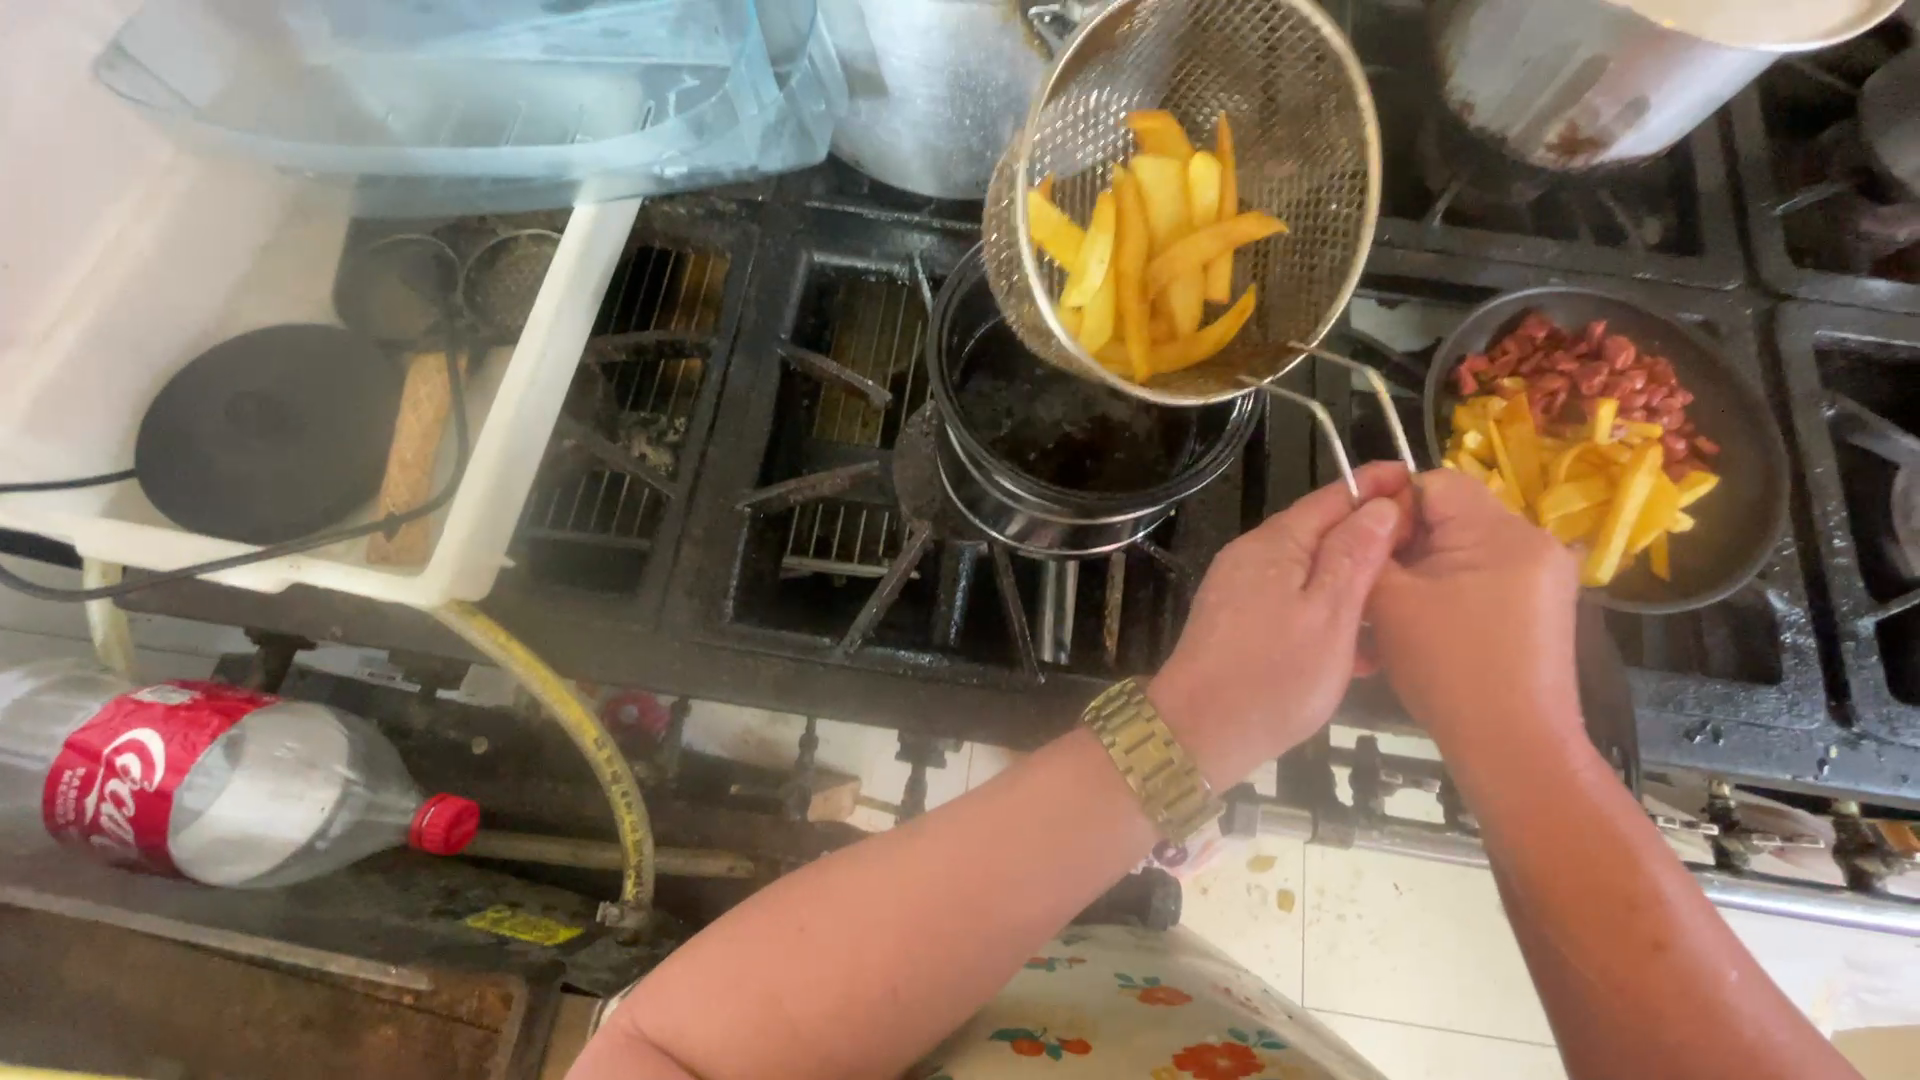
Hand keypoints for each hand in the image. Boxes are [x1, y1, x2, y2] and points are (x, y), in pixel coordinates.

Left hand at [1146, 463, 1411, 786]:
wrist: (1201, 731)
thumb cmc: (1274, 674)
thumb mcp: (1329, 613)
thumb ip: (1354, 555)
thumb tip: (1379, 505)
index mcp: (1273, 544)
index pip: (1330, 498)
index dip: (1373, 486)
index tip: (1416, 478)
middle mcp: (1251, 557)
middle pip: (1318, 533)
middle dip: (1369, 534)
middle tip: (1424, 542)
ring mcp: (1241, 591)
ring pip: (1309, 572)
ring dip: (1353, 581)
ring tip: (1403, 596)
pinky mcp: (1240, 623)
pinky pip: (1294, 603)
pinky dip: (1329, 613)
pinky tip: (1363, 644)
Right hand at [1366, 469, 1584, 752]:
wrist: (1513, 746)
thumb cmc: (1447, 667)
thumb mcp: (1390, 600)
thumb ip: (1370, 548)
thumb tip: (1364, 522)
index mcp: (1502, 532)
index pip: (1434, 482)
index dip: (1390, 506)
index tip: (1365, 548)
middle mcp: (1533, 542)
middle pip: (1450, 514)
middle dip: (1404, 541)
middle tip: (1372, 581)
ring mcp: (1543, 577)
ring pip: (1461, 548)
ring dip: (1420, 568)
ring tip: (1392, 607)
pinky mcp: (1540, 606)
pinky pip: (1480, 576)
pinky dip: (1444, 589)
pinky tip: (1422, 624)